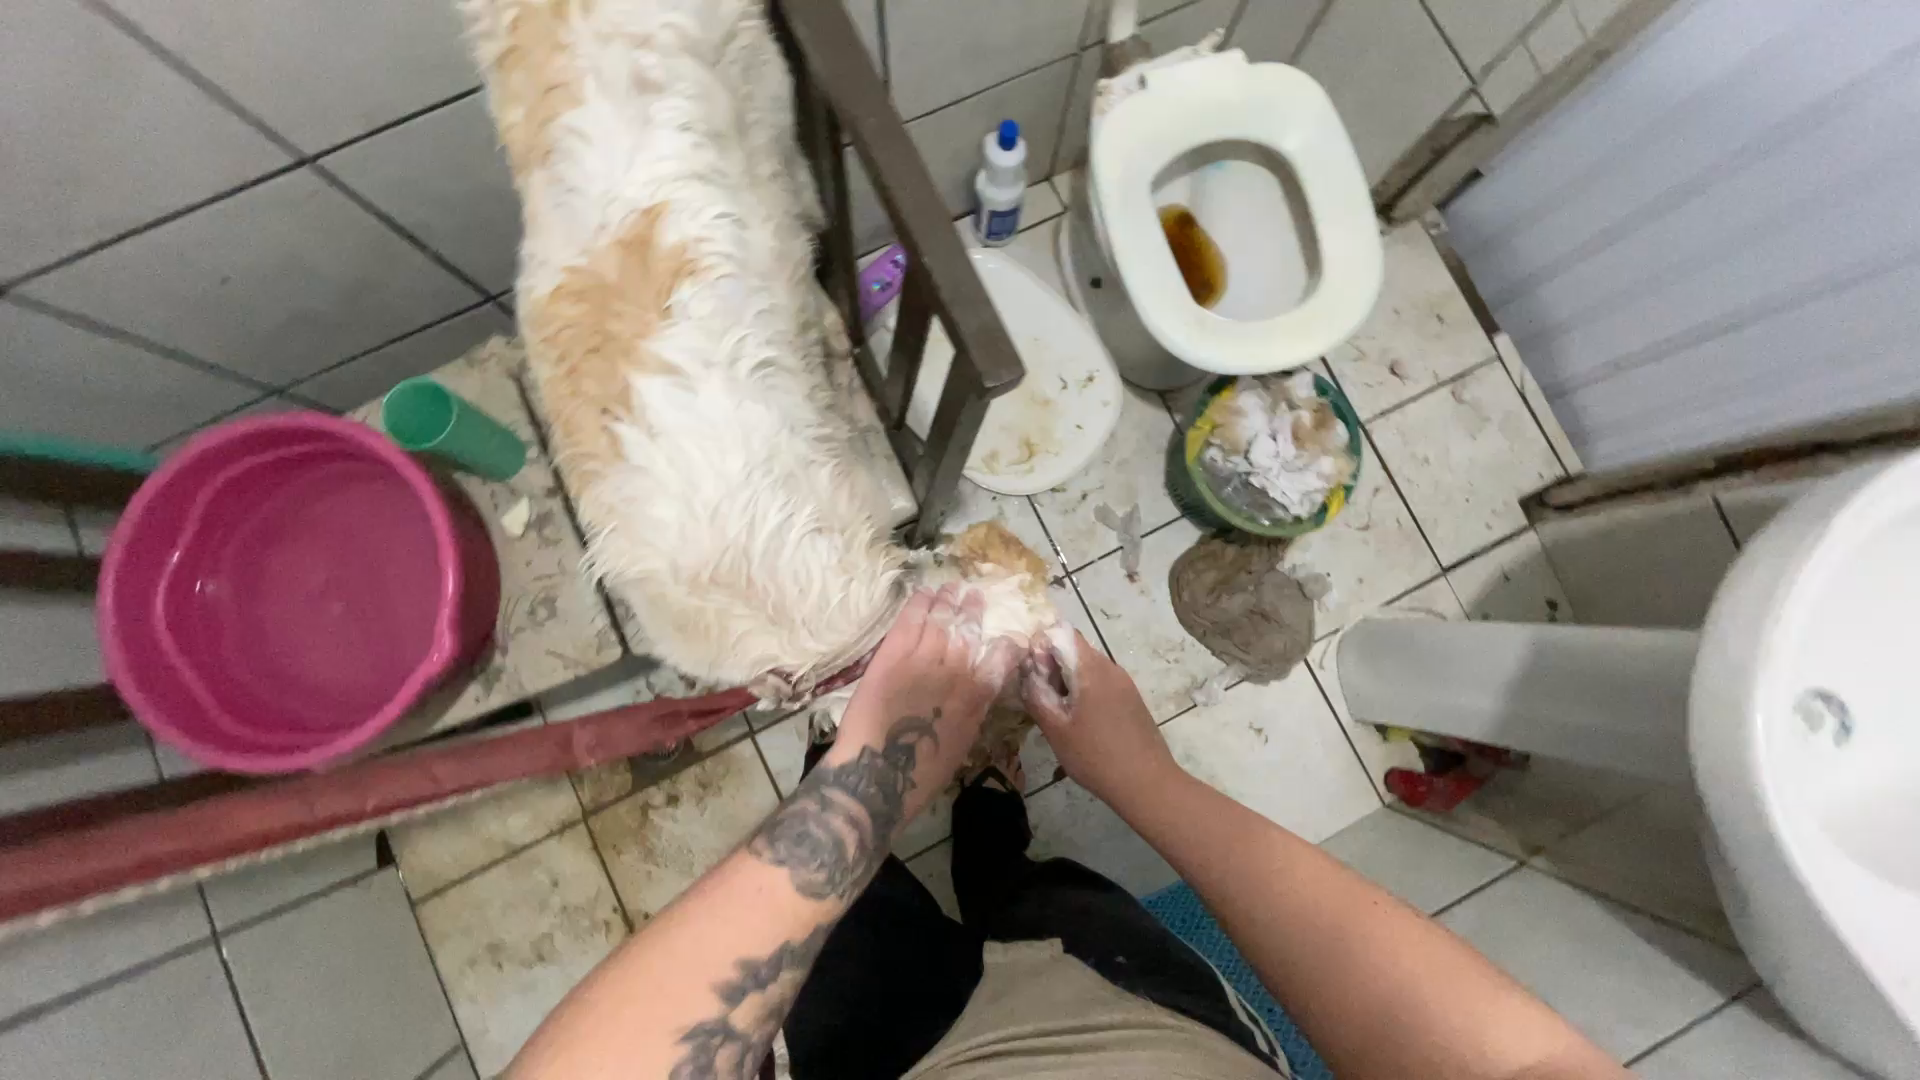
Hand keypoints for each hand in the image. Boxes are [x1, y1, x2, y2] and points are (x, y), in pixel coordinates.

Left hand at [830, 586, 1021, 828]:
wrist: (877, 773)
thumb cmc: (922, 771)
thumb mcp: (964, 741)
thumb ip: (974, 708)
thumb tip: (978, 690)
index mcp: (977, 695)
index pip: (1003, 655)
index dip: (1008, 643)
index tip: (1009, 636)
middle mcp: (956, 669)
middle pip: (970, 628)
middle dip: (974, 610)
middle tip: (976, 596)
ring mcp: (924, 657)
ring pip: (941, 617)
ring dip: (948, 600)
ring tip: (952, 588)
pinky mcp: (893, 653)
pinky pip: (910, 618)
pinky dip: (920, 602)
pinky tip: (924, 593)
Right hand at [1022, 629, 1182, 807]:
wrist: (1147, 784)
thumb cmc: (1096, 756)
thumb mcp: (1056, 730)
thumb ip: (1037, 695)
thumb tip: (1027, 671)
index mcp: (1091, 669)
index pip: (1062, 633)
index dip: (1041, 645)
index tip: (1031, 673)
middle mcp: (1110, 667)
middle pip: (1075, 649)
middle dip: (1053, 664)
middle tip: (1041, 695)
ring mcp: (1124, 683)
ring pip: (1088, 666)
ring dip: (1068, 679)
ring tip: (1058, 710)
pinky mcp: (1132, 698)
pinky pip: (1102, 681)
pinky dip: (1085, 690)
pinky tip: (1080, 720)